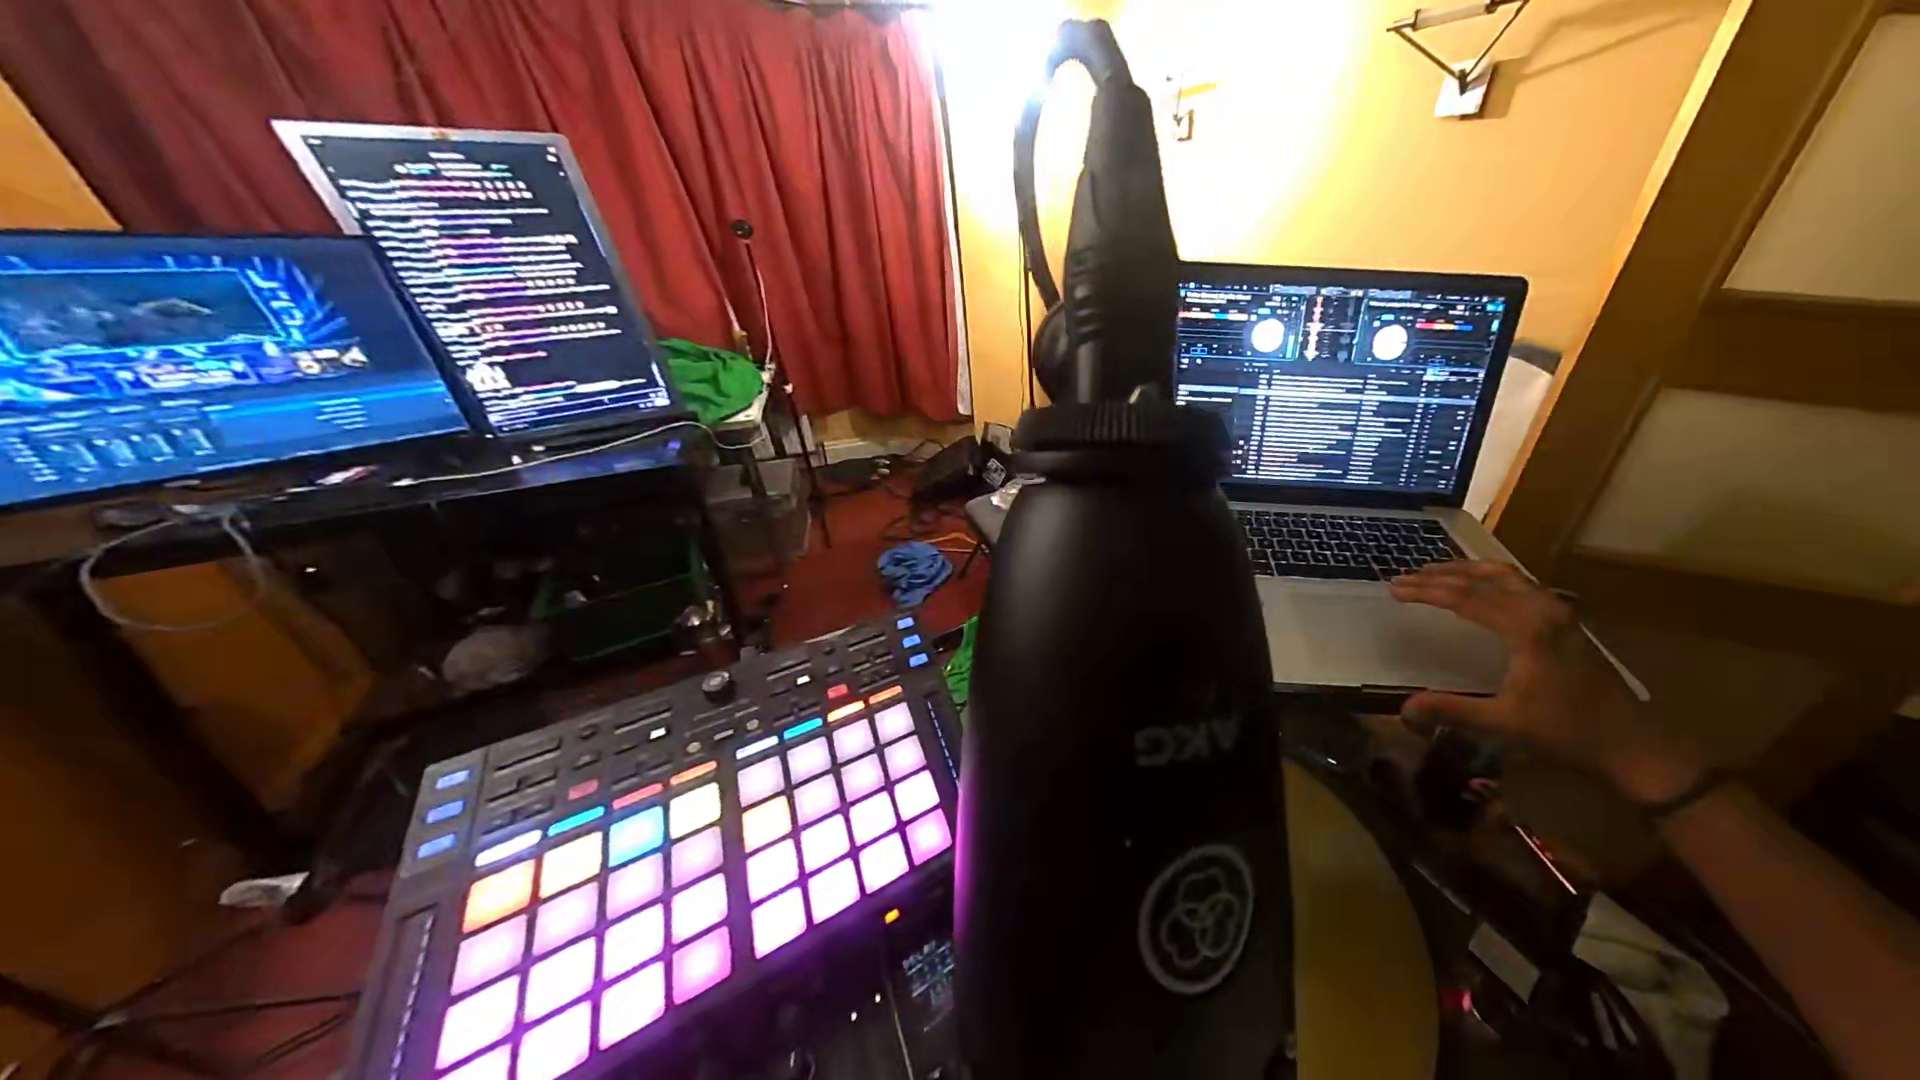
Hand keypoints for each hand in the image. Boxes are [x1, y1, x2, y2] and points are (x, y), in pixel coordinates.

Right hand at [1388, 560, 1704, 804]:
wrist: (1635, 744)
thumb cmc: (1568, 732)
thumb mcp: (1505, 723)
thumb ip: (1452, 711)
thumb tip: (1403, 711)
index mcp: (1528, 630)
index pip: (1466, 598)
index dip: (1426, 591)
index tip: (1394, 589)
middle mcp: (1544, 611)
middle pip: (1483, 580)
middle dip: (1439, 577)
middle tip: (1403, 579)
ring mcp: (1559, 613)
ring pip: (1506, 576)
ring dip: (1466, 571)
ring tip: (1434, 572)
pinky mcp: (1566, 621)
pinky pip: (1522, 585)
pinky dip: (1491, 578)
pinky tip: (1479, 585)